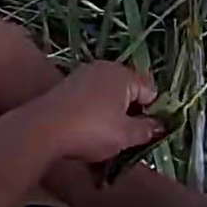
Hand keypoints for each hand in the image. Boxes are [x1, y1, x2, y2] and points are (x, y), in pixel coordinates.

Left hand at [28, 62, 163, 162]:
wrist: (47, 126)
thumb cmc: (92, 129)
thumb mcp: (125, 135)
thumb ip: (146, 129)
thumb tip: (159, 124)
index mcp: (123, 75)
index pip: (149, 89)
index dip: (153, 111)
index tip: (148, 132)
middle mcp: (106, 67)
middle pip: (129, 89)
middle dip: (132, 112)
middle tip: (129, 138)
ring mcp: (86, 73)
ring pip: (109, 94)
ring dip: (113, 113)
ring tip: (108, 139)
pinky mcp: (70, 83)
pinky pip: (92, 96)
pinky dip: (96, 111)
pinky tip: (89, 130)